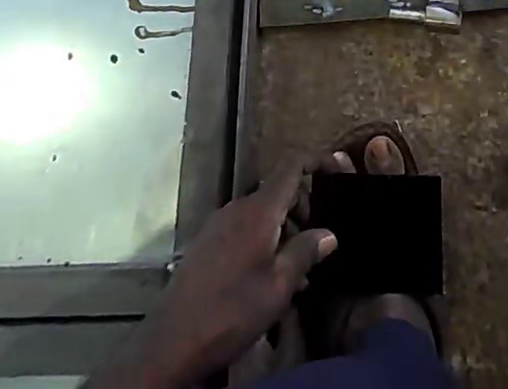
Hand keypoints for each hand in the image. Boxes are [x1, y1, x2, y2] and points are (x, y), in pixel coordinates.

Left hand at [123, 157, 334, 388]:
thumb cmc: (231, 311)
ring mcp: (219, 225)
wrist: (168, 346)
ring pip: (263, 213)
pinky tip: (272, 275)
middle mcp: (238, 208)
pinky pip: (245, 229)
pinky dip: (266, 240)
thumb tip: (329, 233)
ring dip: (286, 228)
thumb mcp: (279, 286)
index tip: (339, 171)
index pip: (292, 166)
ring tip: (302, 265)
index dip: (318, 161)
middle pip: (279, 190)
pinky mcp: (207, 246)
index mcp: (259, 209)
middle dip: (305, 205)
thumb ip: (306, 252)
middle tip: (323, 236)